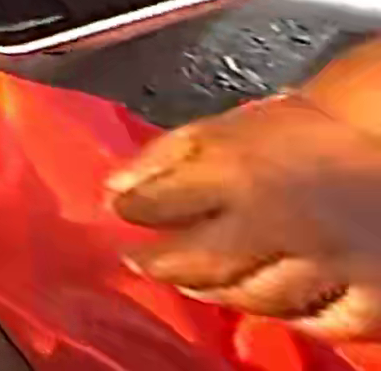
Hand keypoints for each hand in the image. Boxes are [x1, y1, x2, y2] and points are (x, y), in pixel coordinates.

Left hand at [108, 89, 380, 340]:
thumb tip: (114, 192)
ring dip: (220, 296)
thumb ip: (156, 161)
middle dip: (161, 267)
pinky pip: (340, 324)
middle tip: (140, 264)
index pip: (154, 207)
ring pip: (264, 299)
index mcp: (226, 180)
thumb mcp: (205, 133)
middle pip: (204, 264)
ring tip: (193, 286)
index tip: (118, 212)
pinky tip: (274, 309)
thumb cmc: (282, 132)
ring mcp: (335, 263)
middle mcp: (276, 226)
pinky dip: (301, 322)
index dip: (128, 210)